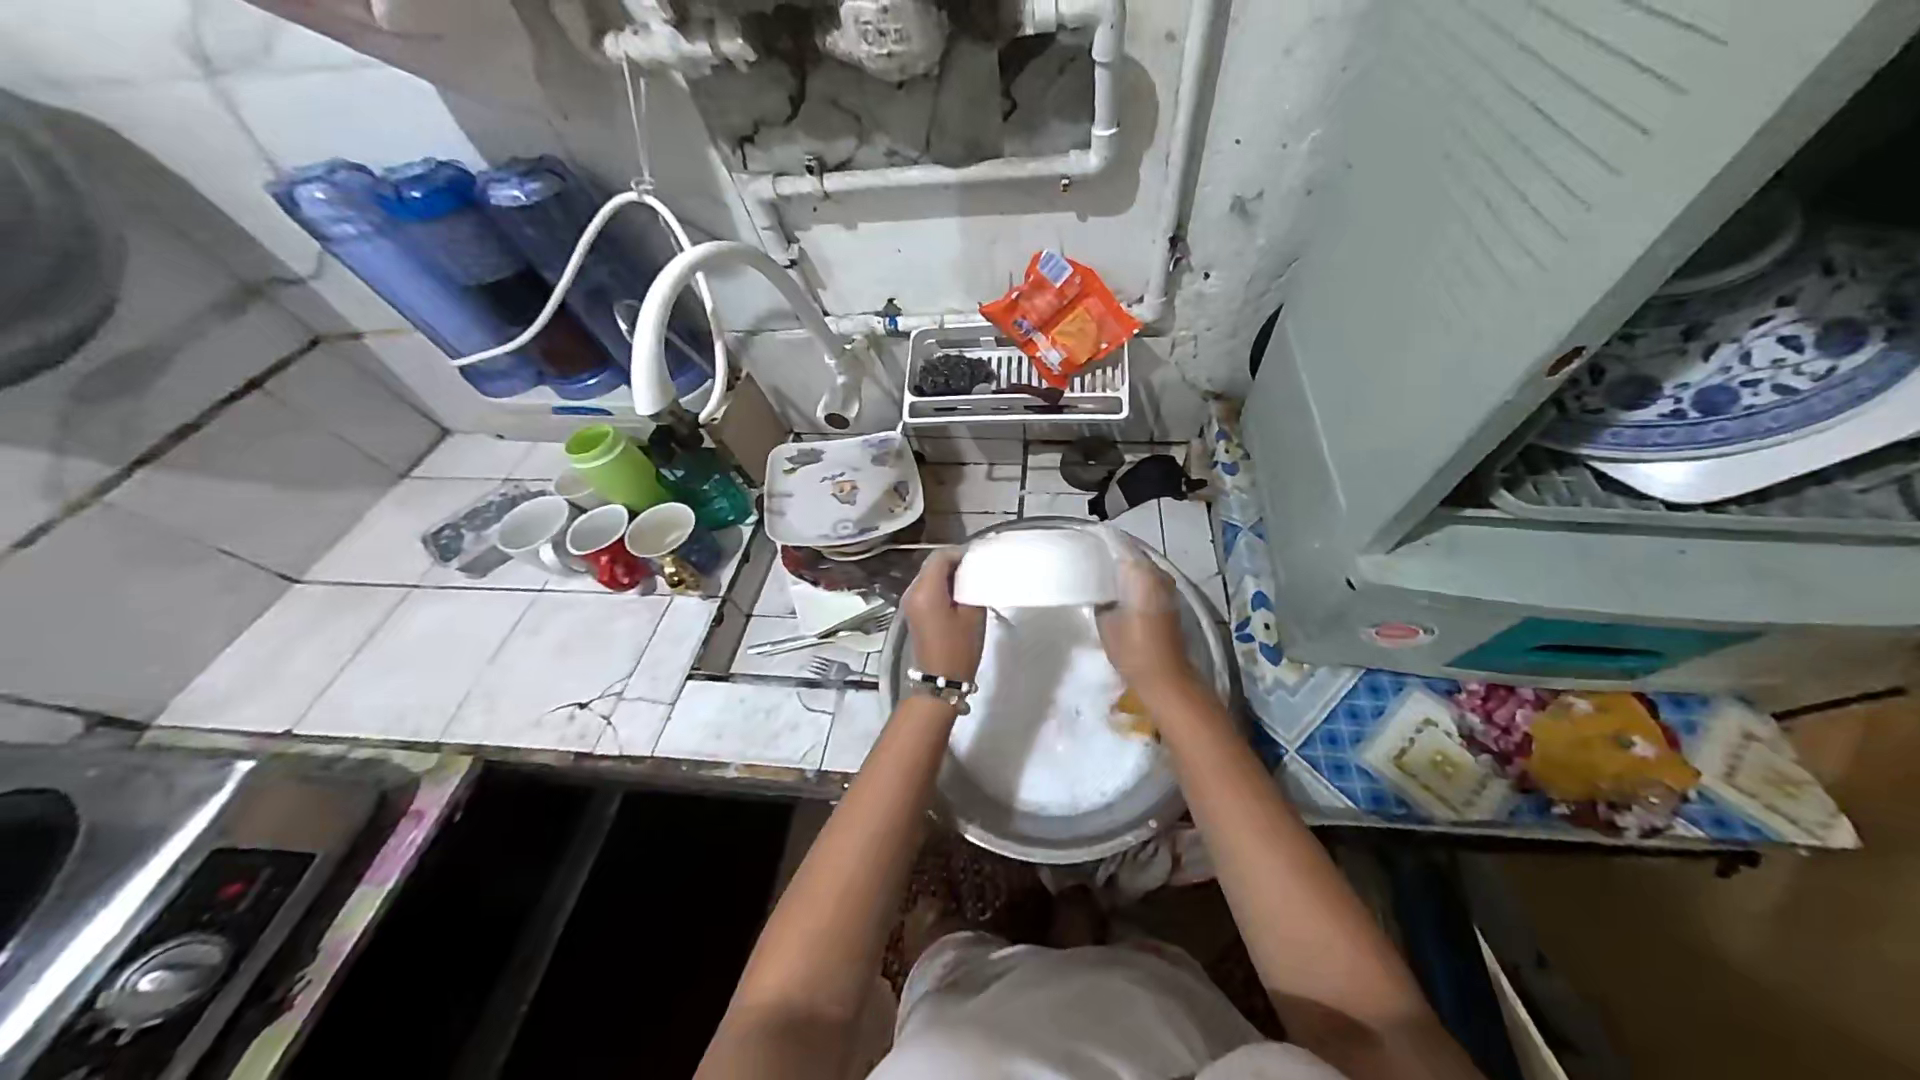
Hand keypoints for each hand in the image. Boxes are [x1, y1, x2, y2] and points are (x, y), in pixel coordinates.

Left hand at [903, 547, 986, 679]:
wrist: (939, 681)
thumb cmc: (958, 648)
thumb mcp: (972, 614)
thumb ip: (971, 586)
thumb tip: (971, 571)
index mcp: (925, 590)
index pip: (940, 557)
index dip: (960, 553)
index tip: (979, 559)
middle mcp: (912, 591)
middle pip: (932, 565)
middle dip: (954, 563)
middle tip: (978, 569)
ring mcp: (910, 602)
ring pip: (929, 576)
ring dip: (949, 575)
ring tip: (972, 582)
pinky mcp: (914, 612)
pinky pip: (927, 589)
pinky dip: (942, 586)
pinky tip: (960, 595)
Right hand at [1096, 532, 1199, 698]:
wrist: (1165, 677)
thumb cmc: (1133, 649)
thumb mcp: (1105, 622)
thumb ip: (1101, 598)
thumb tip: (1099, 589)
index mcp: (1142, 573)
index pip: (1119, 545)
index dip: (1100, 542)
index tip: (1082, 542)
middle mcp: (1158, 574)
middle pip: (1132, 555)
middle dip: (1111, 556)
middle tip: (1087, 559)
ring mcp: (1167, 587)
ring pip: (1140, 568)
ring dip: (1122, 570)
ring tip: (1097, 574)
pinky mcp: (1169, 601)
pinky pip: (1146, 581)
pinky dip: (1132, 582)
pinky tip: (1115, 591)